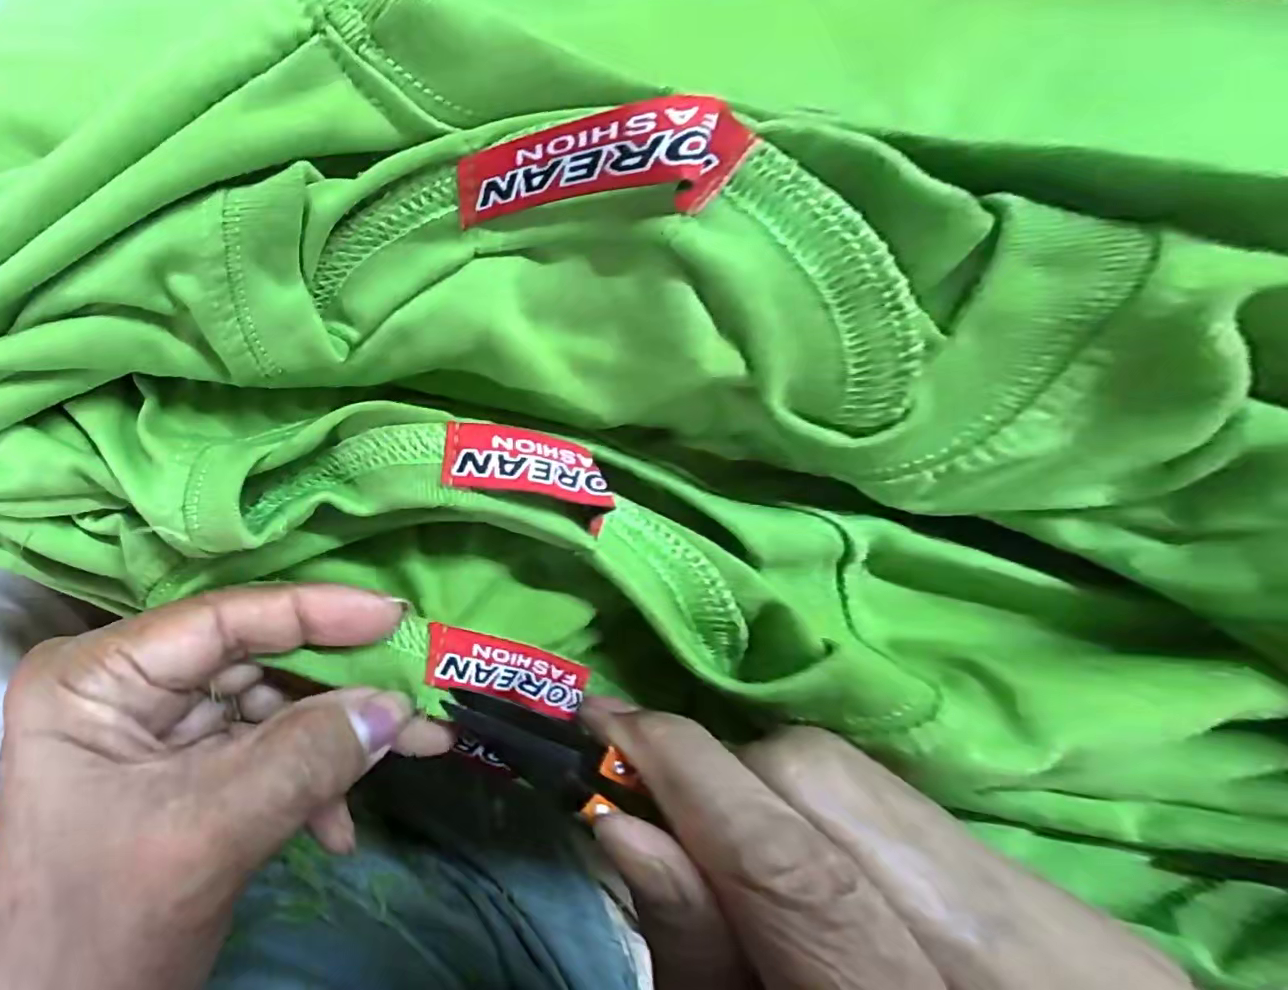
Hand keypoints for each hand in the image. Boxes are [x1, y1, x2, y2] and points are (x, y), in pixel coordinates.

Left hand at [0, 584, 452, 989]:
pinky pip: (259, 748)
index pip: (219, 620)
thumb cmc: (98, 932)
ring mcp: (153, 723)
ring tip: (411, 749)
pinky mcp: (181, 764)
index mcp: (95, 675)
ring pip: (265, 703)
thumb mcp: (204, 836)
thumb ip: (303, 762)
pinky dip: (307, 779)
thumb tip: (392, 708)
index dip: (312, 611)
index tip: (391, 613)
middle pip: (252, 658)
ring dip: (333, 736)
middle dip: (335, 683)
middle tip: (413, 685)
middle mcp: (124, 682)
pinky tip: (337, 828)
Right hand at [579, 701, 1191, 989]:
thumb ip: (686, 946)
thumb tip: (617, 820)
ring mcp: (1086, 942)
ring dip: (768, 790)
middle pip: (825, 784)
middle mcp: (1041, 979)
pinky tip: (820, 865)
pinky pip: (910, 806)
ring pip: (866, 780)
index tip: (598, 722)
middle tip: (660, 798)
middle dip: (717, 774)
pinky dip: (831, 814)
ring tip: (735, 836)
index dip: (680, 772)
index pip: (790, 867)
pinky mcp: (1087, 916)